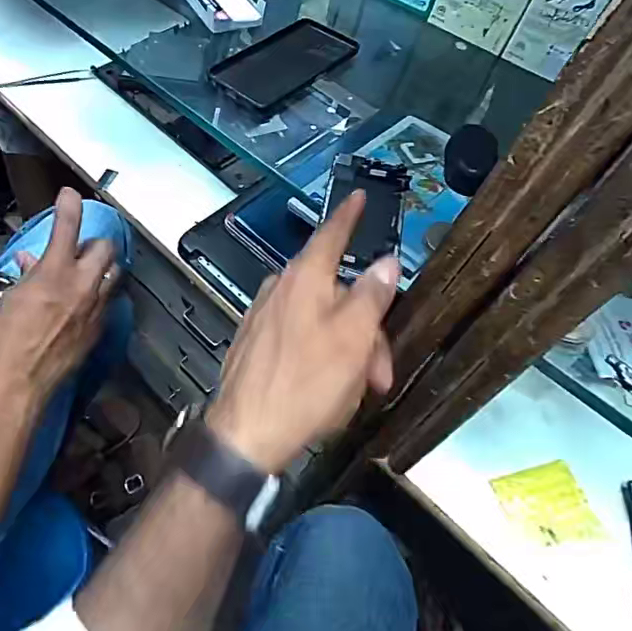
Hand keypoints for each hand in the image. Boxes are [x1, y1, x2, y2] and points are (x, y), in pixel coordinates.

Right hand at [0, 189, 119, 401]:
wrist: (15, 383)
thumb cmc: (3, 344)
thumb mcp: (9, 298)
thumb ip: (28, 275)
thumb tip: (32, 264)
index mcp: (55, 272)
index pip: (68, 226)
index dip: (70, 204)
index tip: (70, 196)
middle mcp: (82, 286)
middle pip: (104, 248)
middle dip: (93, 243)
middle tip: (79, 247)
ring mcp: (94, 308)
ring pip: (113, 274)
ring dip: (101, 268)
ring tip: (86, 272)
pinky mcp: (98, 329)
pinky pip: (108, 302)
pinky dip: (99, 295)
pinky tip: (85, 302)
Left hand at [206, 190, 398, 473]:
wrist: (245, 434)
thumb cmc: (303, 384)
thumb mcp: (353, 339)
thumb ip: (372, 296)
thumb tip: (386, 262)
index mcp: (304, 279)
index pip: (331, 234)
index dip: (349, 215)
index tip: (359, 196)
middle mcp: (281, 289)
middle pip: (336, 291)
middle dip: (366, 327)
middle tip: (379, 370)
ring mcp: (265, 316)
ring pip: (321, 320)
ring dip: (348, 349)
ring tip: (355, 391)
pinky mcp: (257, 344)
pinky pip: (300, 338)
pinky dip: (322, 358)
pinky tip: (327, 391)